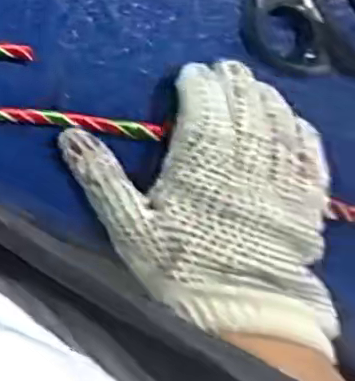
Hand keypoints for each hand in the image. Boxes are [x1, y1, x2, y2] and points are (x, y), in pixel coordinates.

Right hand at [59, 60, 337, 355]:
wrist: (246, 315)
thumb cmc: (175, 262)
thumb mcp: (125, 221)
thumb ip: (99, 176)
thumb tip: (71, 133)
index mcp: (199, 178)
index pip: (204, 124)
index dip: (201, 94)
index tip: (191, 70)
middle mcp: (244, 179)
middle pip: (245, 125)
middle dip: (237, 92)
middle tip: (225, 65)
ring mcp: (281, 195)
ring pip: (281, 140)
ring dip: (270, 108)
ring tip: (257, 83)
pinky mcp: (304, 211)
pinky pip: (309, 168)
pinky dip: (304, 140)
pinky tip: (297, 123)